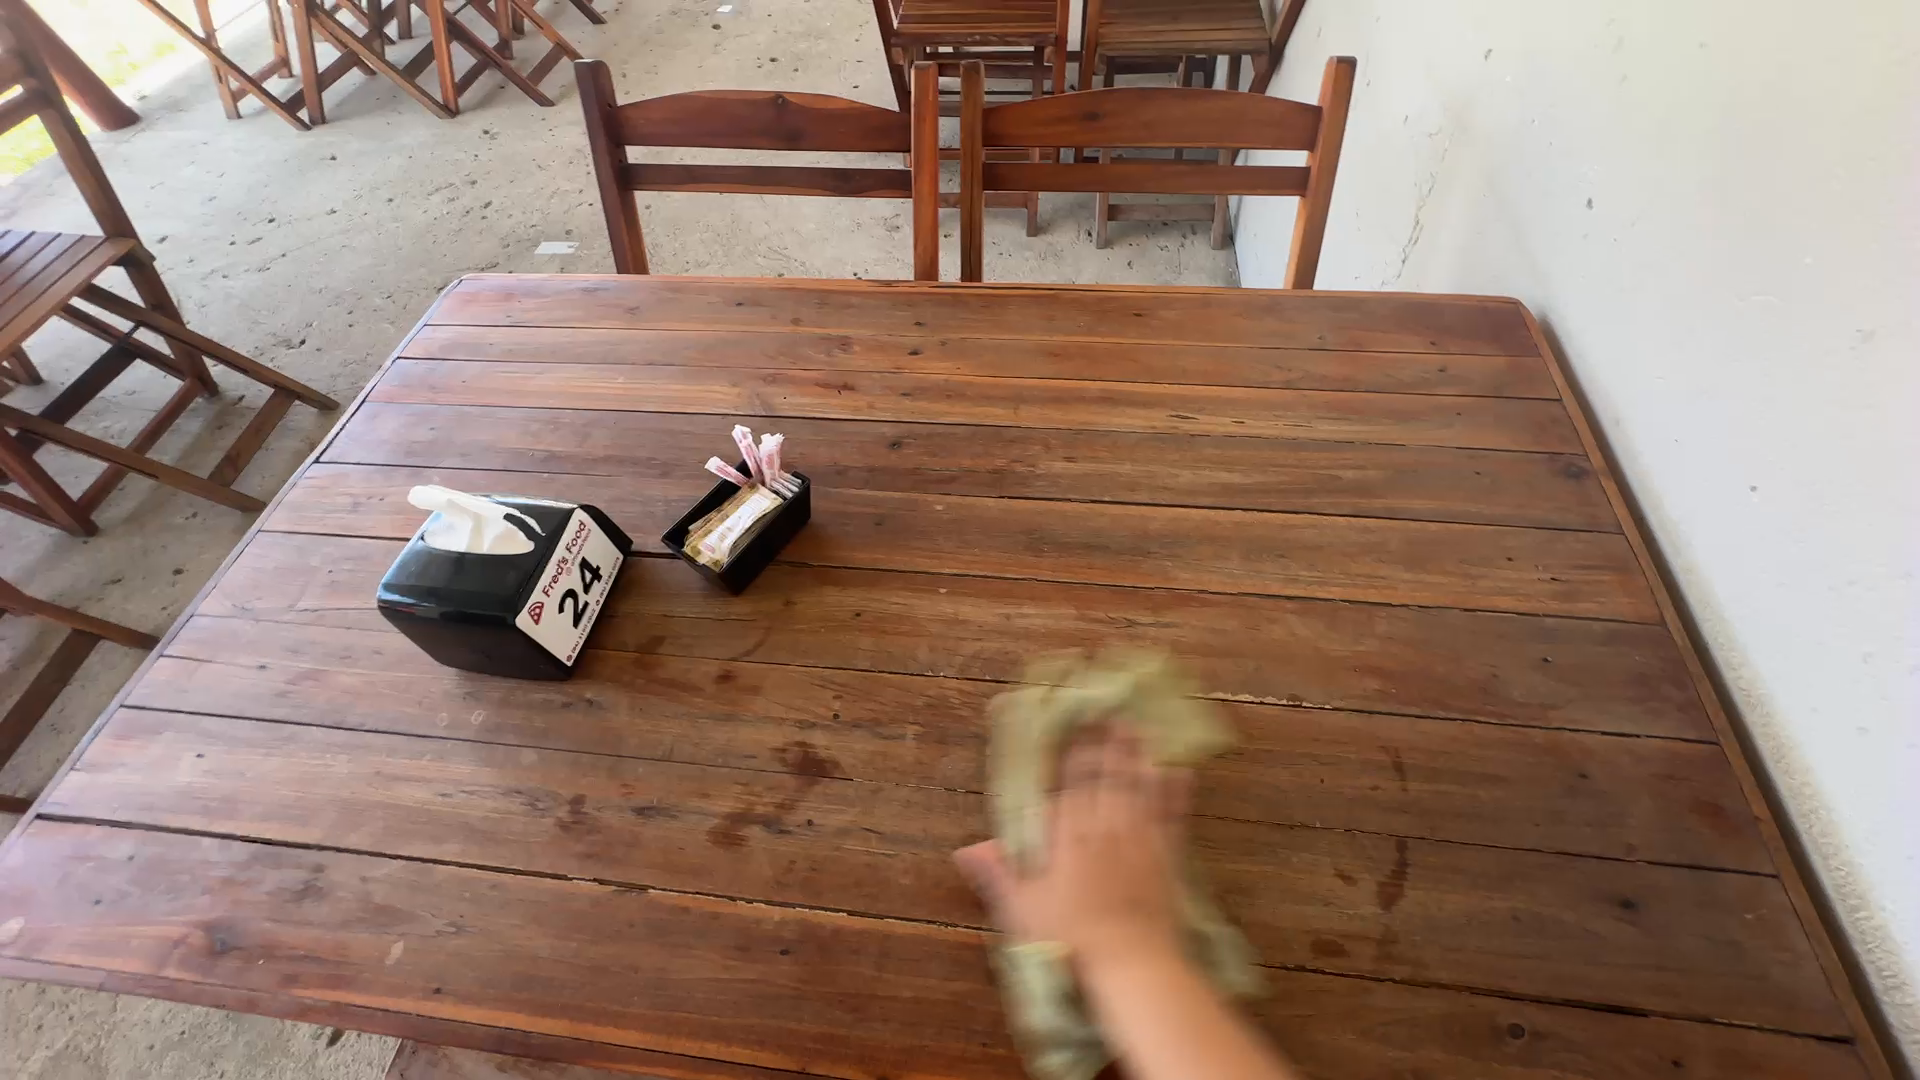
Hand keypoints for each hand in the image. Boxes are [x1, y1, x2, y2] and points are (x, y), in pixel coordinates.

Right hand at [954, 726, 1190, 973]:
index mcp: (1070, 834)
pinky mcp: (1167, 856)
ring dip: (1138, 756)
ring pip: (1138, 786)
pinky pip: (1171, 815)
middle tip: (1111, 714)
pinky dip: (1175, 791)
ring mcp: (1139, 838)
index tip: (1074, 728)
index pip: (1071, 784)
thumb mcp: (1023, 908)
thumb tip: (965, 849)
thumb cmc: (1071, 937)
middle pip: (1107, 775)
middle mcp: (1105, 826)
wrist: (1131, 961)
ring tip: (1139, 729)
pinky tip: (1180, 771)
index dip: (1072, 754)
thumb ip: (997, 874)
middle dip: (1108, 744)